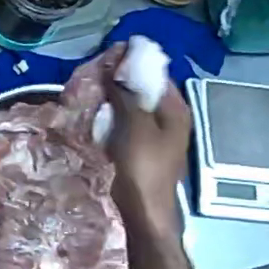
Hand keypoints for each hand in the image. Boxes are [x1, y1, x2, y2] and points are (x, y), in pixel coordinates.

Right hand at [104, 75, 190, 240]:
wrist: (144, 212)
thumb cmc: (143, 167)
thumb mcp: (135, 126)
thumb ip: (126, 95)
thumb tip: (115, 68)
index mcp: (176, 110)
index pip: (156, 74)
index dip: (134, 63)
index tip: (109, 56)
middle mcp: (170, 120)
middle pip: (145, 90)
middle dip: (121, 81)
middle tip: (95, 74)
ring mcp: (157, 136)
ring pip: (134, 107)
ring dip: (115, 99)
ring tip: (92, 91)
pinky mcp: (142, 149)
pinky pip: (127, 124)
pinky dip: (114, 117)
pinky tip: (97, 115)